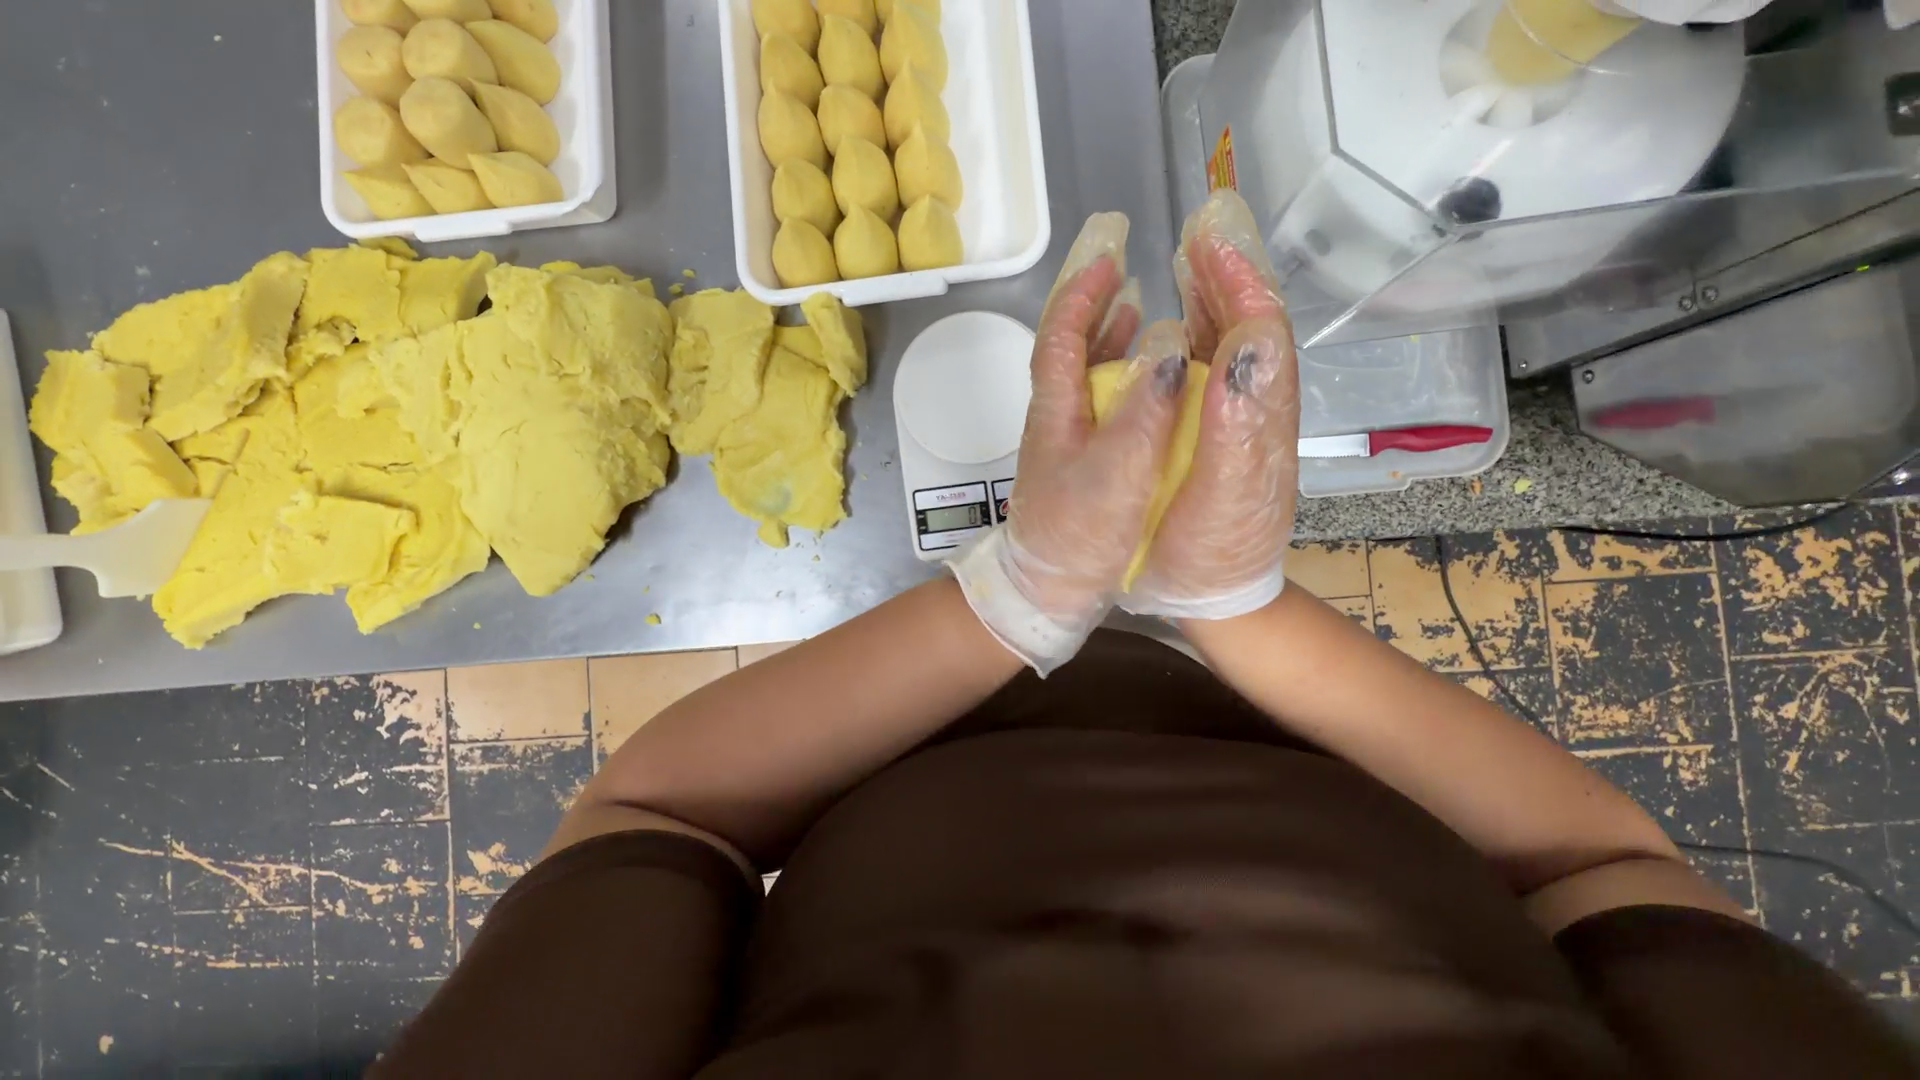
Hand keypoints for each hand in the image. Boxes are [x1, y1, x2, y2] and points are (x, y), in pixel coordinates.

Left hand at [948, 213, 1184, 673]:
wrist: (1046, 592)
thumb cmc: (1078, 534)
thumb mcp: (1116, 472)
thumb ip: (1143, 411)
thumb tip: (1165, 343)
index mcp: (1056, 410)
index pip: (1061, 334)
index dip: (1084, 291)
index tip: (1109, 254)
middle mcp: (1055, 417)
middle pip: (1067, 345)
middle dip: (1093, 302)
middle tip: (1123, 265)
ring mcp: (1065, 441)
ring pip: (1084, 372)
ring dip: (1107, 336)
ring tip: (1138, 306)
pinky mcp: (1079, 465)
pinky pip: (1099, 403)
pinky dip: (1119, 378)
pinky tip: (1143, 381)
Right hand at [1128, 189, 1300, 619]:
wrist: (1210, 595)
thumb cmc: (1213, 552)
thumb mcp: (1228, 496)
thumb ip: (1240, 423)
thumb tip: (1246, 339)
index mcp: (1263, 413)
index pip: (1261, 329)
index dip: (1239, 279)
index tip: (1209, 238)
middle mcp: (1256, 405)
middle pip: (1250, 324)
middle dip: (1229, 273)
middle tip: (1199, 228)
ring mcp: (1235, 416)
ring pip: (1230, 340)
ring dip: (1212, 293)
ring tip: (1186, 255)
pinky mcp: (1212, 430)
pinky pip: (1208, 366)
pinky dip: (1195, 330)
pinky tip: (1173, 315)